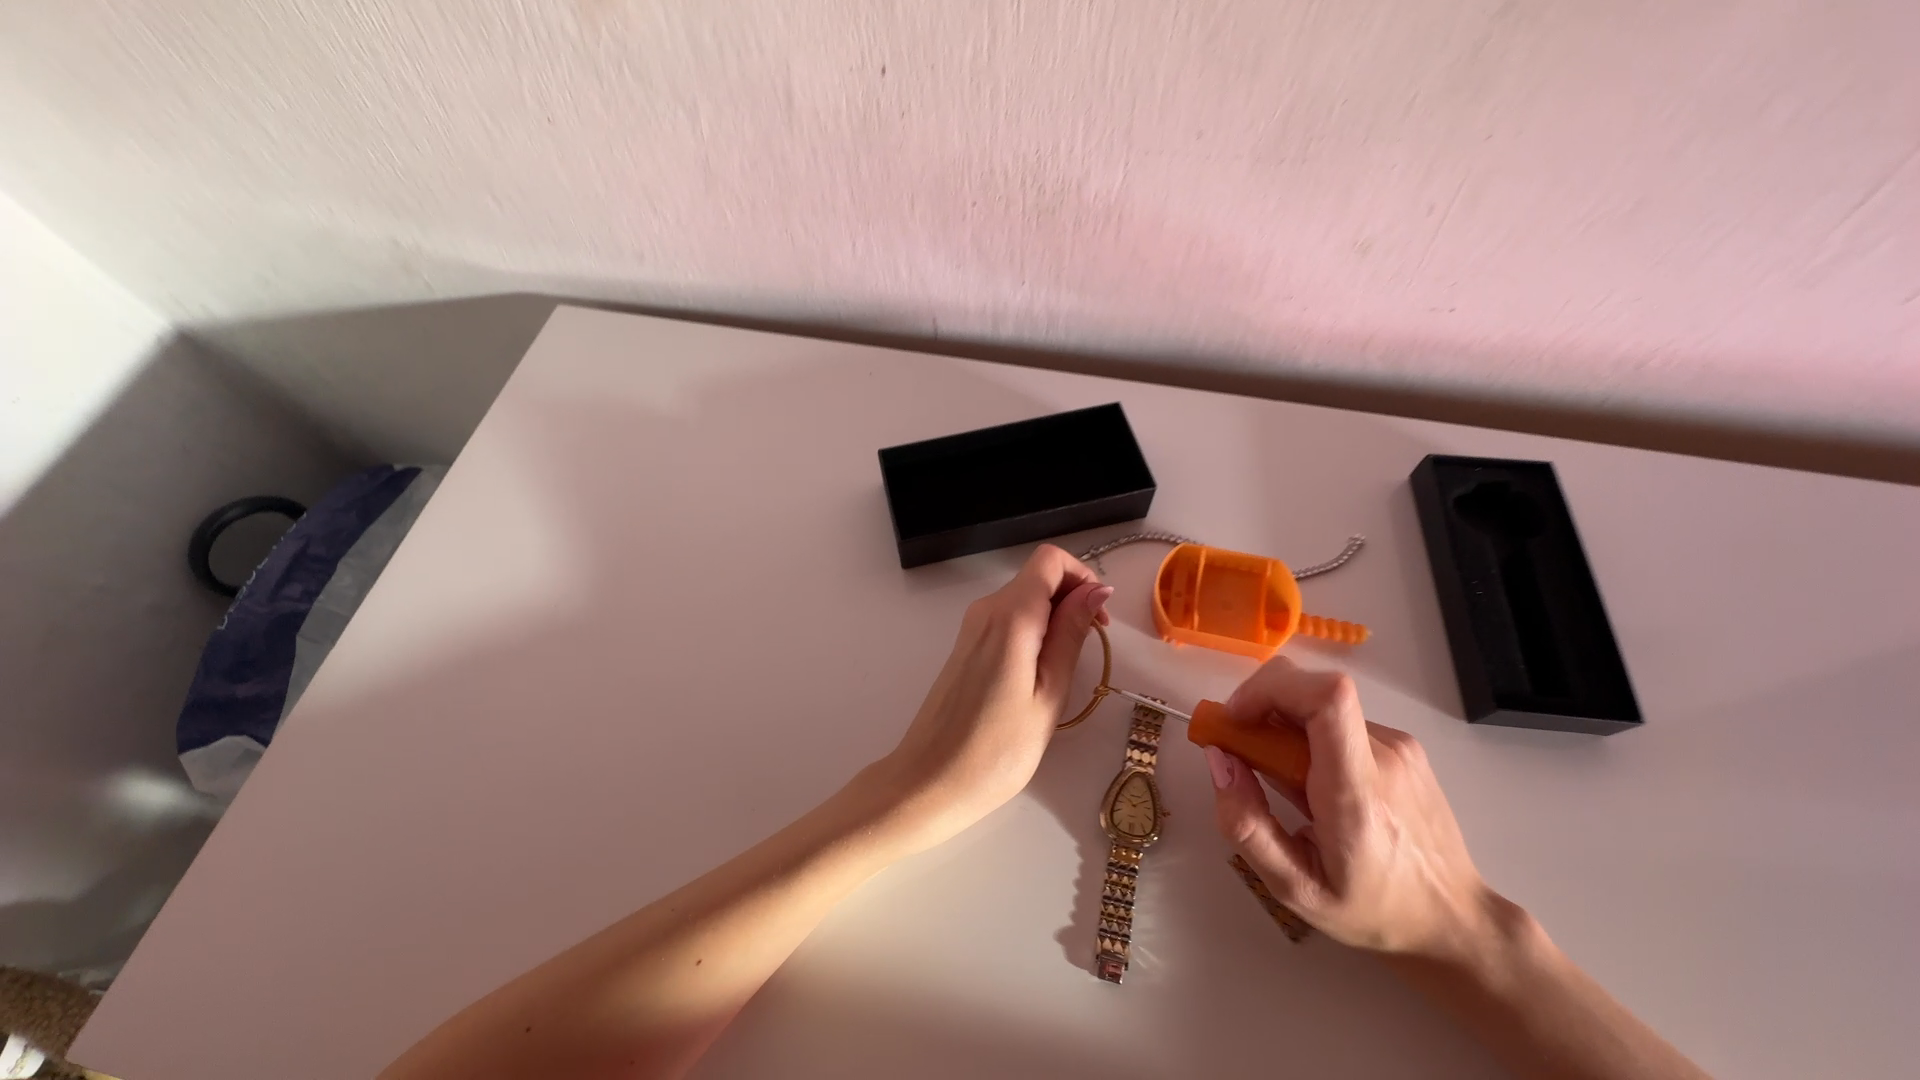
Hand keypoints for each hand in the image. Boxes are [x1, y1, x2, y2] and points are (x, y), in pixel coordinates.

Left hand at [876, 544, 1111, 852]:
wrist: (930, 782)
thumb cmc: (997, 750)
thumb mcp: (1048, 694)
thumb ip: (1071, 635)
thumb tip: (1095, 591)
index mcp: (1009, 617)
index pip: (1050, 560)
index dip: (1083, 577)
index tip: (1100, 620)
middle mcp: (986, 611)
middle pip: (1037, 577)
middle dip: (1073, 599)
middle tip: (1091, 649)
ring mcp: (971, 629)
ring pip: (1024, 599)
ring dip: (1055, 619)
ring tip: (1066, 672)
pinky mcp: (965, 648)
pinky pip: (1008, 622)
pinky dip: (1034, 633)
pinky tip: (1039, 677)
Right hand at [1205, 657, 1504, 962]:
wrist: (1452, 919)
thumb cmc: (1372, 909)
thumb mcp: (1294, 888)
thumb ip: (1247, 825)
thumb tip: (1220, 760)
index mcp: (1358, 790)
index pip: (1326, 698)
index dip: (1271, 689)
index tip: (1236, 717)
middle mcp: (1386, 754)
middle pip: (1316, 691)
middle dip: (1264, 706)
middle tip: (1244, 749)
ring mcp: (1400, 746)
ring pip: (1323, 707)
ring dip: (1287, 727)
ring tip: (1286, 785)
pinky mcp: (1403, 747)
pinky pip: (1342, 721)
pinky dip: (1311, 737)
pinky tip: (1315, 785)